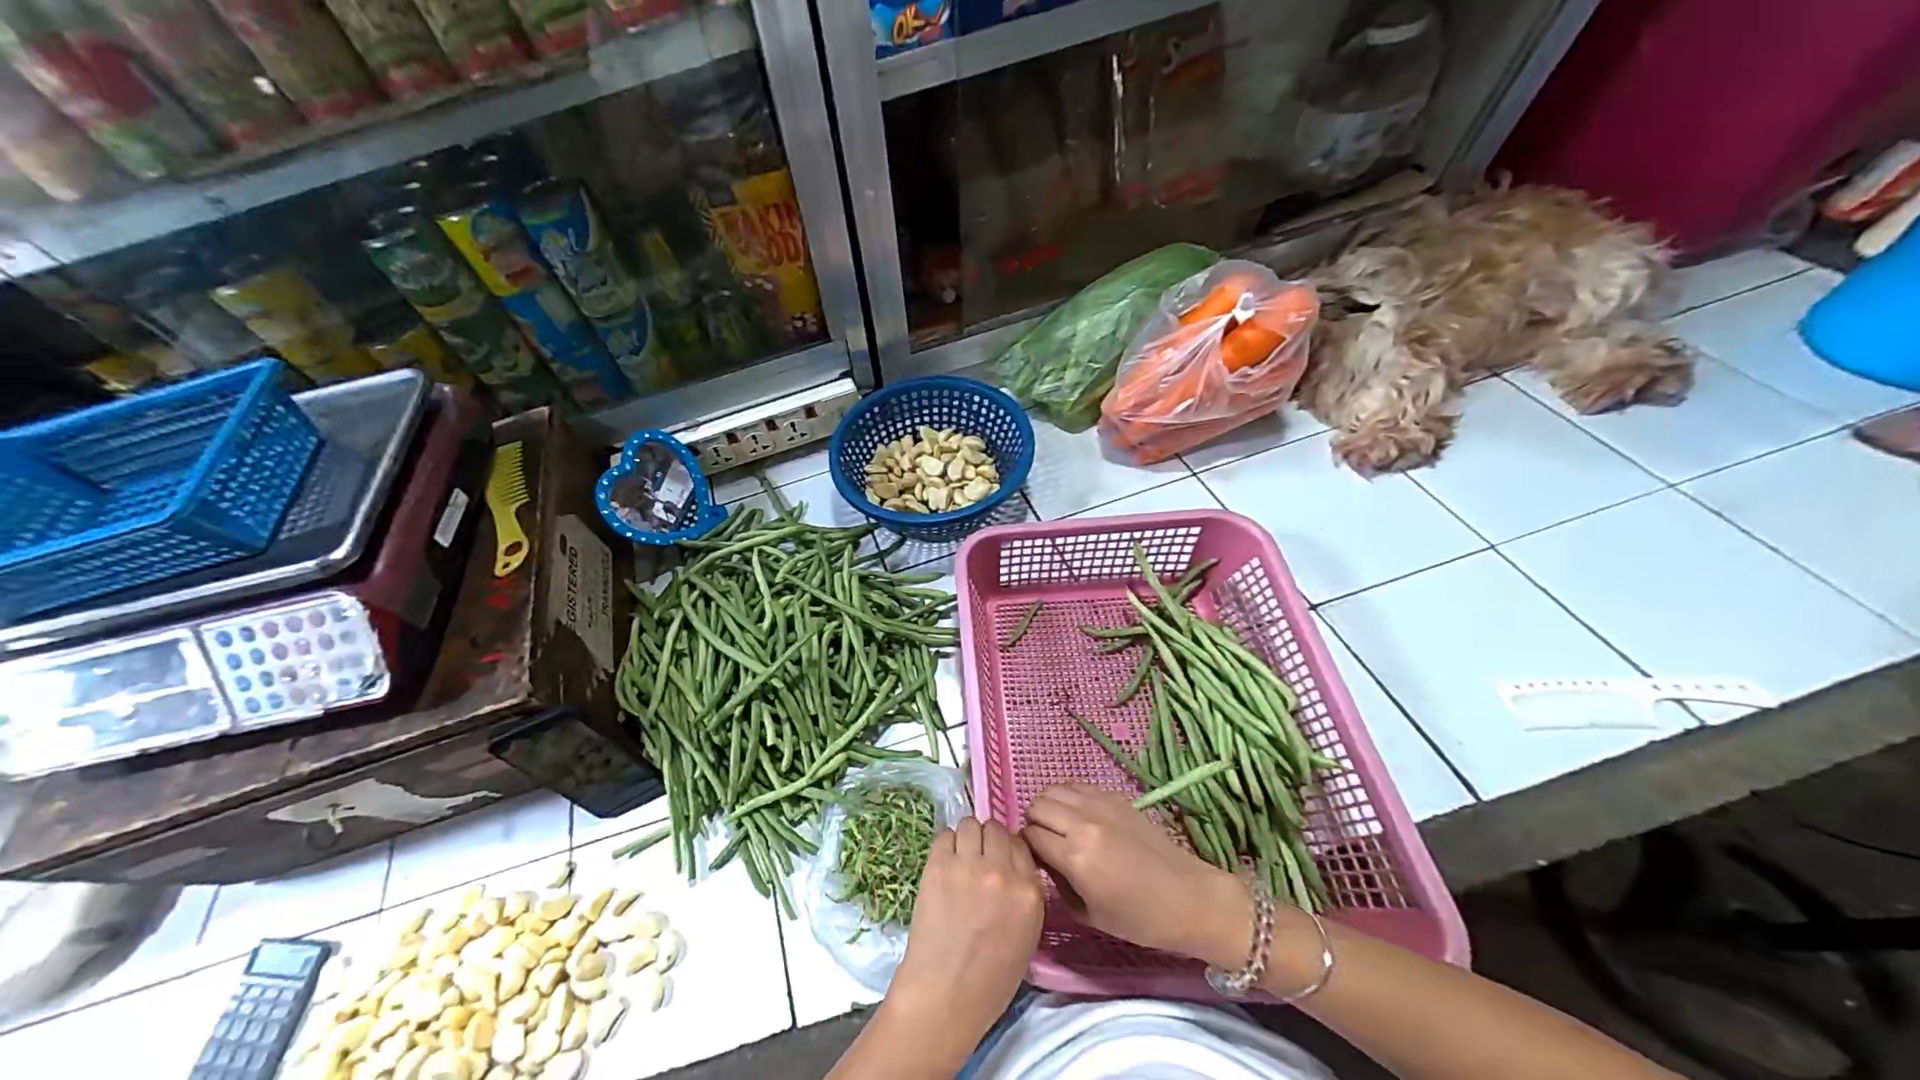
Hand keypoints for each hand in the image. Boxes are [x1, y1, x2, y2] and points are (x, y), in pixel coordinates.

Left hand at [883, 818, 1044, 1062]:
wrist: (945, 996)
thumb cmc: (990, 980)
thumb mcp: (1027, 935)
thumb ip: (1024, 895)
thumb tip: (1010, 868)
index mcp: (1030, 891)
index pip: (1022, 845)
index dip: (1008, 850)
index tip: (999, 860)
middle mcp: (1002, 871)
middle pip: (996, 829)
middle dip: (988, 840)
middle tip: (977, 859)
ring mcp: (968, 865)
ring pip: (970, 824)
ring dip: (966, 838)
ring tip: (959, 860)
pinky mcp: (939, 866)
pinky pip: (945, 836)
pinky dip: (946, 846)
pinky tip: (944, 867)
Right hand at [1021, 784, 1251, 966]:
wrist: (1188, 898)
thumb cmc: (1138, 918)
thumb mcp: (1087, 913)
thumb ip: (1057, 883)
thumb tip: (1042, 860)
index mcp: (1076, 858)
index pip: (1031, 836)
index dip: (1028, 848)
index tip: (1034, 859)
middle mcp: (1084, 824)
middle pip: (1037, 806)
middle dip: (1034, 824)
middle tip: (1045, 843)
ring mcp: (1101, 805)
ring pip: (1053, 790)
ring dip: (1049, 807)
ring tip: (1059, 827)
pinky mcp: (1115, 797)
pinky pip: (1077, 786)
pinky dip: (1068, 797)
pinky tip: (1078, 817)